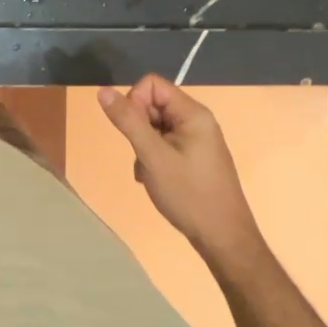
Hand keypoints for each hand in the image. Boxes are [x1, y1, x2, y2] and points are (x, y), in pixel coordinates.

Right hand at [97, 76, 263, 261]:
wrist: (225, 241)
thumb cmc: (190, 196)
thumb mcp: (153, 157)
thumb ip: (128, 121)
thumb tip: (102, 91)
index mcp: (193, 114)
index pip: (151, 84)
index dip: (134, 101)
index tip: (135, 132)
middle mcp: (197, 121)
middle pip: (152, 104)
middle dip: (139, 127)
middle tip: (143, 155)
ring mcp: (197, 140)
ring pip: (155, 126)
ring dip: (144, 146)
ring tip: (150, 172)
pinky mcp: (194, 157)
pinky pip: (164, 143)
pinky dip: (153, 157)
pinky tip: (155, 179)